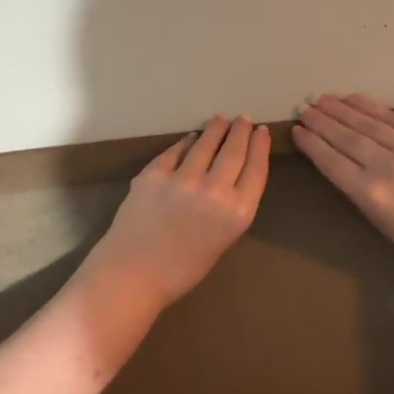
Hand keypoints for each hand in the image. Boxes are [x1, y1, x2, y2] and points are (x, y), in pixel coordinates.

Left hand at [85, 116, 269, 307]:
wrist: (132, 275)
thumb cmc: (181, 271)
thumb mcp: (221, 241)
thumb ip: (229, 210)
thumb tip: (227, 180)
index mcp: (238, 212)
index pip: (256, 168)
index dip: (260, 146)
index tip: (261, 131)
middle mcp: (215, 190)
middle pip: (234, 151)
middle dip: (240, 131)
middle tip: (243, 119)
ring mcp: (183, 178)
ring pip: (205, 144)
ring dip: (215, 129)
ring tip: (220, 120)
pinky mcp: (154, 172)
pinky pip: (176, 151)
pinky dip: (186, 142)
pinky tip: (191, 138)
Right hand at [293, 94, 393, 271]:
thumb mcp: (379, 219)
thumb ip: (358, 187)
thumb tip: (337, 156)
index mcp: (371, 194)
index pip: (331, 161)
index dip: (311, 144)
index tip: (297, 130)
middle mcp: (388, 166)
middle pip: (346, 137)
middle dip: (321, 122)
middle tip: (305, 109)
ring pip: (367, 123)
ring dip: (341, 109)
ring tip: (322, 100)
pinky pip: (393, 118)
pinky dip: (369, 107)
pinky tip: (353, 100)